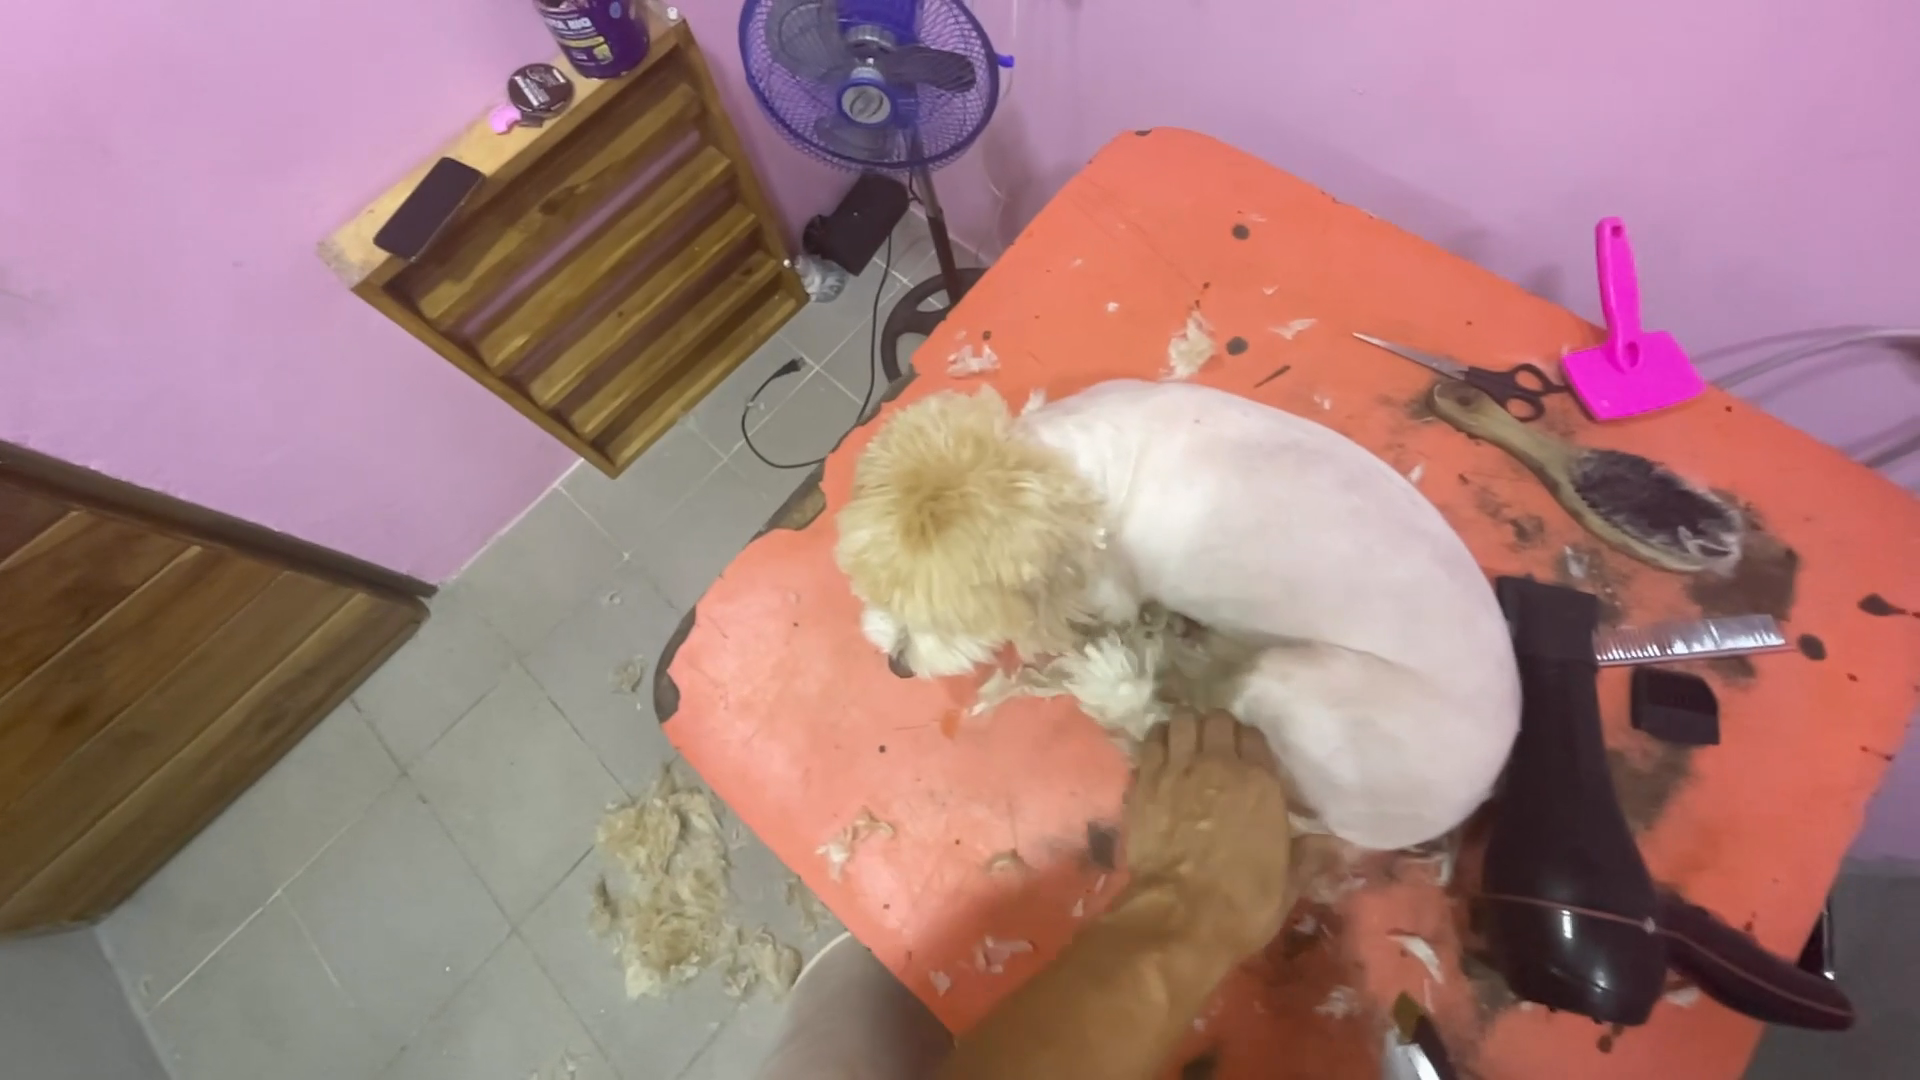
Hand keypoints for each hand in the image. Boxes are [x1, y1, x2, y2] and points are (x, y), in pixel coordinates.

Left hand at [1123, 711, 1292, 960]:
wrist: (1181, 913)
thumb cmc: (1242, 903)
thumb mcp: (1288, 884)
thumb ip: (1309, 856)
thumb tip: (1336, 844)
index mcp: (1260, 783)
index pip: (1255, 737)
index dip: (1249, 743)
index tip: (1245, 757)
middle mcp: (1219, 764)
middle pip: (1217, 719)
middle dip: (1217, 728)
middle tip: (1214, 747)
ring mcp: (1178, 767)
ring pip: (1182, 720)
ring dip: (1186, 728)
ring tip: (1186, 744)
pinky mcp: (1146, 778)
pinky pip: (1152, 740)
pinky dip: (1158, 740)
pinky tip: (1160, 754)